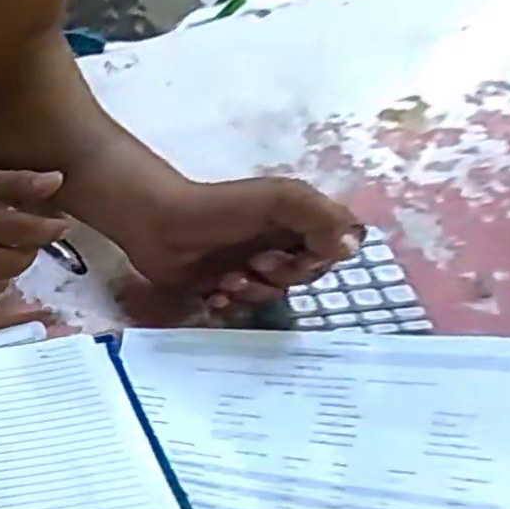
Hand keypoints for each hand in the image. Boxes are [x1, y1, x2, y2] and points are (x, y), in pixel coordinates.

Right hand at [0, 167, 72, 303]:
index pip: (24, 231)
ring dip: (9, 268)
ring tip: (0, 254)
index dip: (49, 230)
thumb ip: (16, 182)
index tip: (62, 226)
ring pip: (2, 282)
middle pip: (18, 263)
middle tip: (24, 240)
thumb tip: (58, 182)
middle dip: (28, 251)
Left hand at [114, 177, 362, 318]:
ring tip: (227, 279)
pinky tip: (214, 296)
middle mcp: (280, 246)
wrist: (160, 226)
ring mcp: (249, 269)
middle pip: (305, 277)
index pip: (336, 249)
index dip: (323, 258)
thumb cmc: (221, 207)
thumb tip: (349, 250)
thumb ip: (321, 219)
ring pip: (271, 295)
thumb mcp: (280, 200)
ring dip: (253, 291)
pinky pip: (238, 308)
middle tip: (255, 263)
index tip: (303, 254)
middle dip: (282, 275)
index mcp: (300, 222)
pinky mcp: (220, 288)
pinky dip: (229, 305)